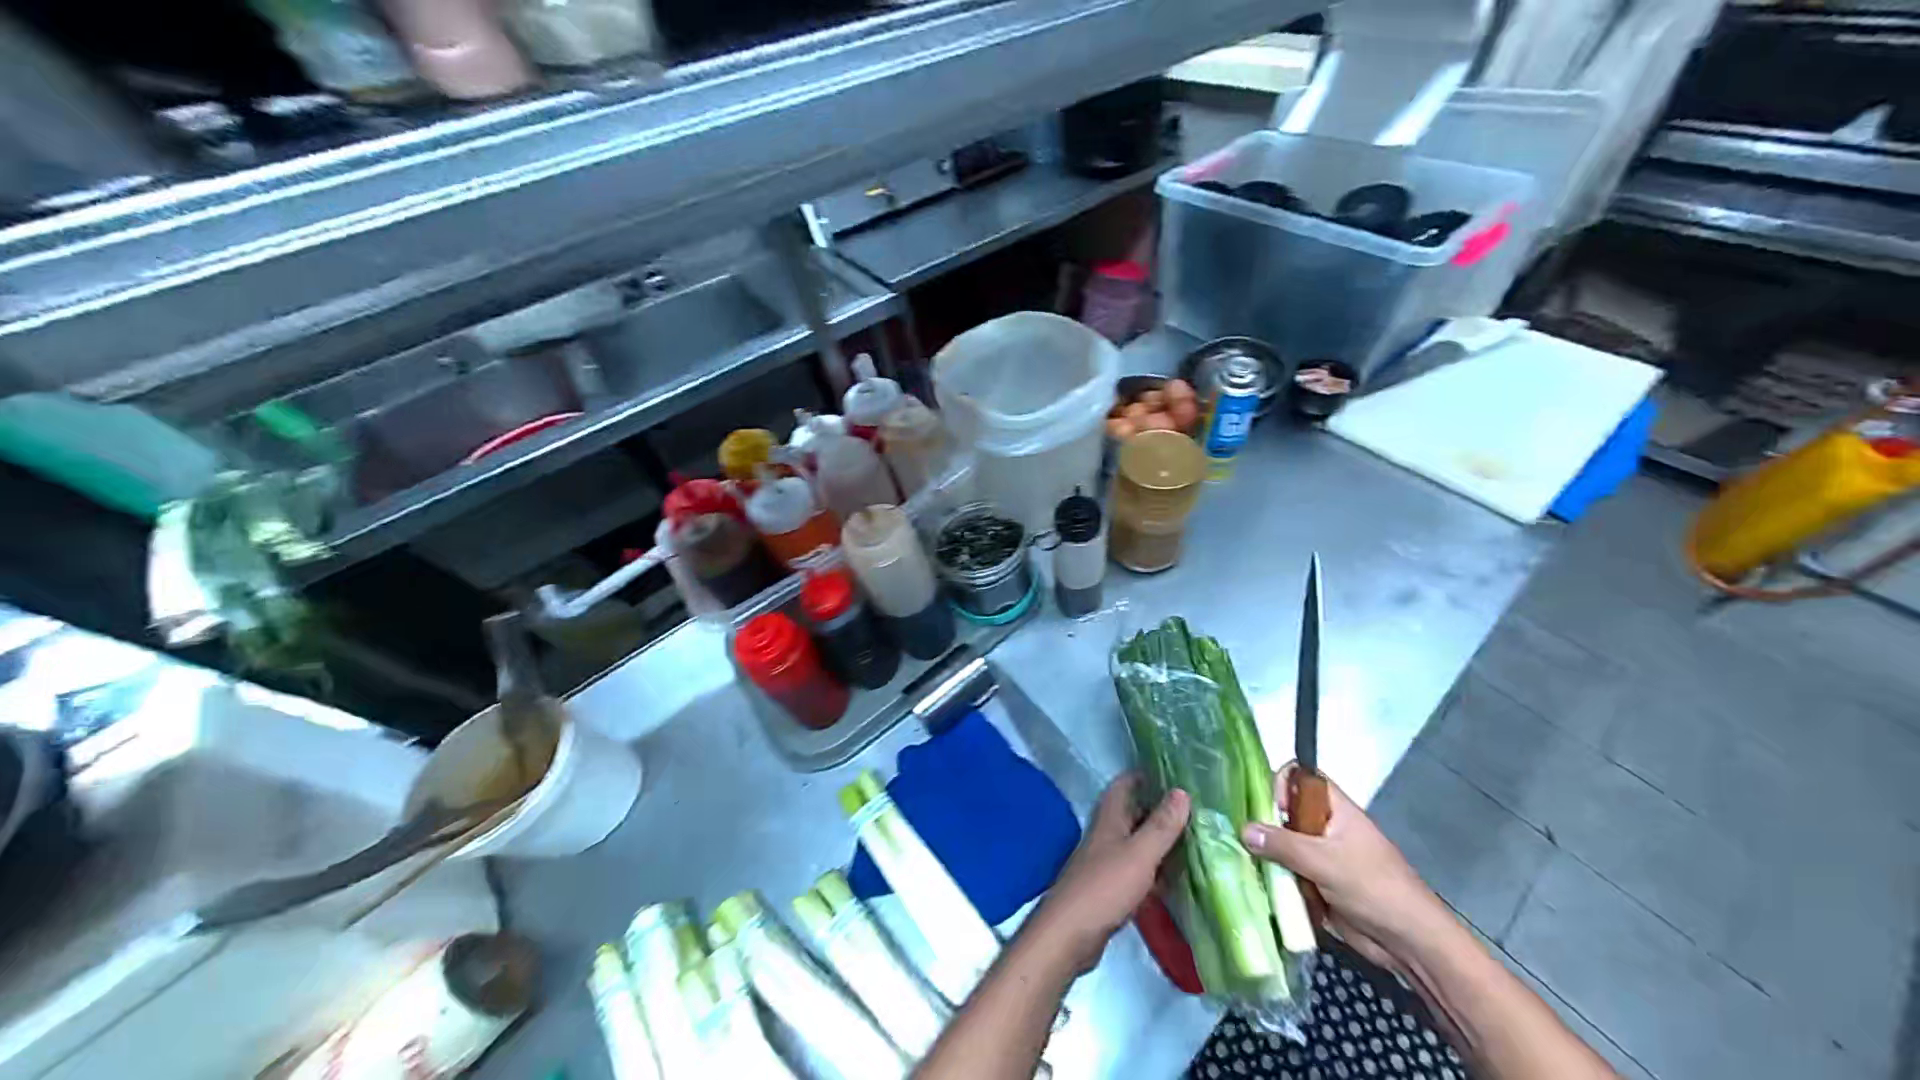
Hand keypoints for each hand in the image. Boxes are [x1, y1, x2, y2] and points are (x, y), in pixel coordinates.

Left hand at [1026, 773, 1189, 975]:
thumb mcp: (1139, 854)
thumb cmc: (1104, 887)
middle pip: (1134, 813)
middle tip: (1198, 810)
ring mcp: (1107, 861)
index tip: (1177, 774)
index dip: (1147, 775)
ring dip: (1160, 841)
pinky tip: (1177, 877)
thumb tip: (1182, 791)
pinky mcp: (1111, 887)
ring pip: (1137, 842)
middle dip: (1161, 809)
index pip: (1126, 784)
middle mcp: (1106, 834)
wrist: (1070, 933)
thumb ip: (1161, 825)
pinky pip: (1138, 869)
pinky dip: (1156, 869)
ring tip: (1196, 840)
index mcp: (1110, 818)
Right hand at [1241, 764, 1449, 971]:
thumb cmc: (1373, 888)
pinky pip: (1286, 871)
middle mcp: (1325, 827)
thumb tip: (1244, 830)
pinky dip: (1273, 876)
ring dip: (1266, 854)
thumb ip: (1282, 845)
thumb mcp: (1324, 861)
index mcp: (1335, 809)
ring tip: (1248, 864)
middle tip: (1248, 840)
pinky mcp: (1316, 883)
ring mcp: (1321, 856)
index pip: (1301, 777)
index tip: (1274, 809)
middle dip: (1264, 823)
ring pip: (1282, 843)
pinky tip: (1258, 884)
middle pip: (1285, 811)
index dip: (1282, 785)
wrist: (1409, 942)